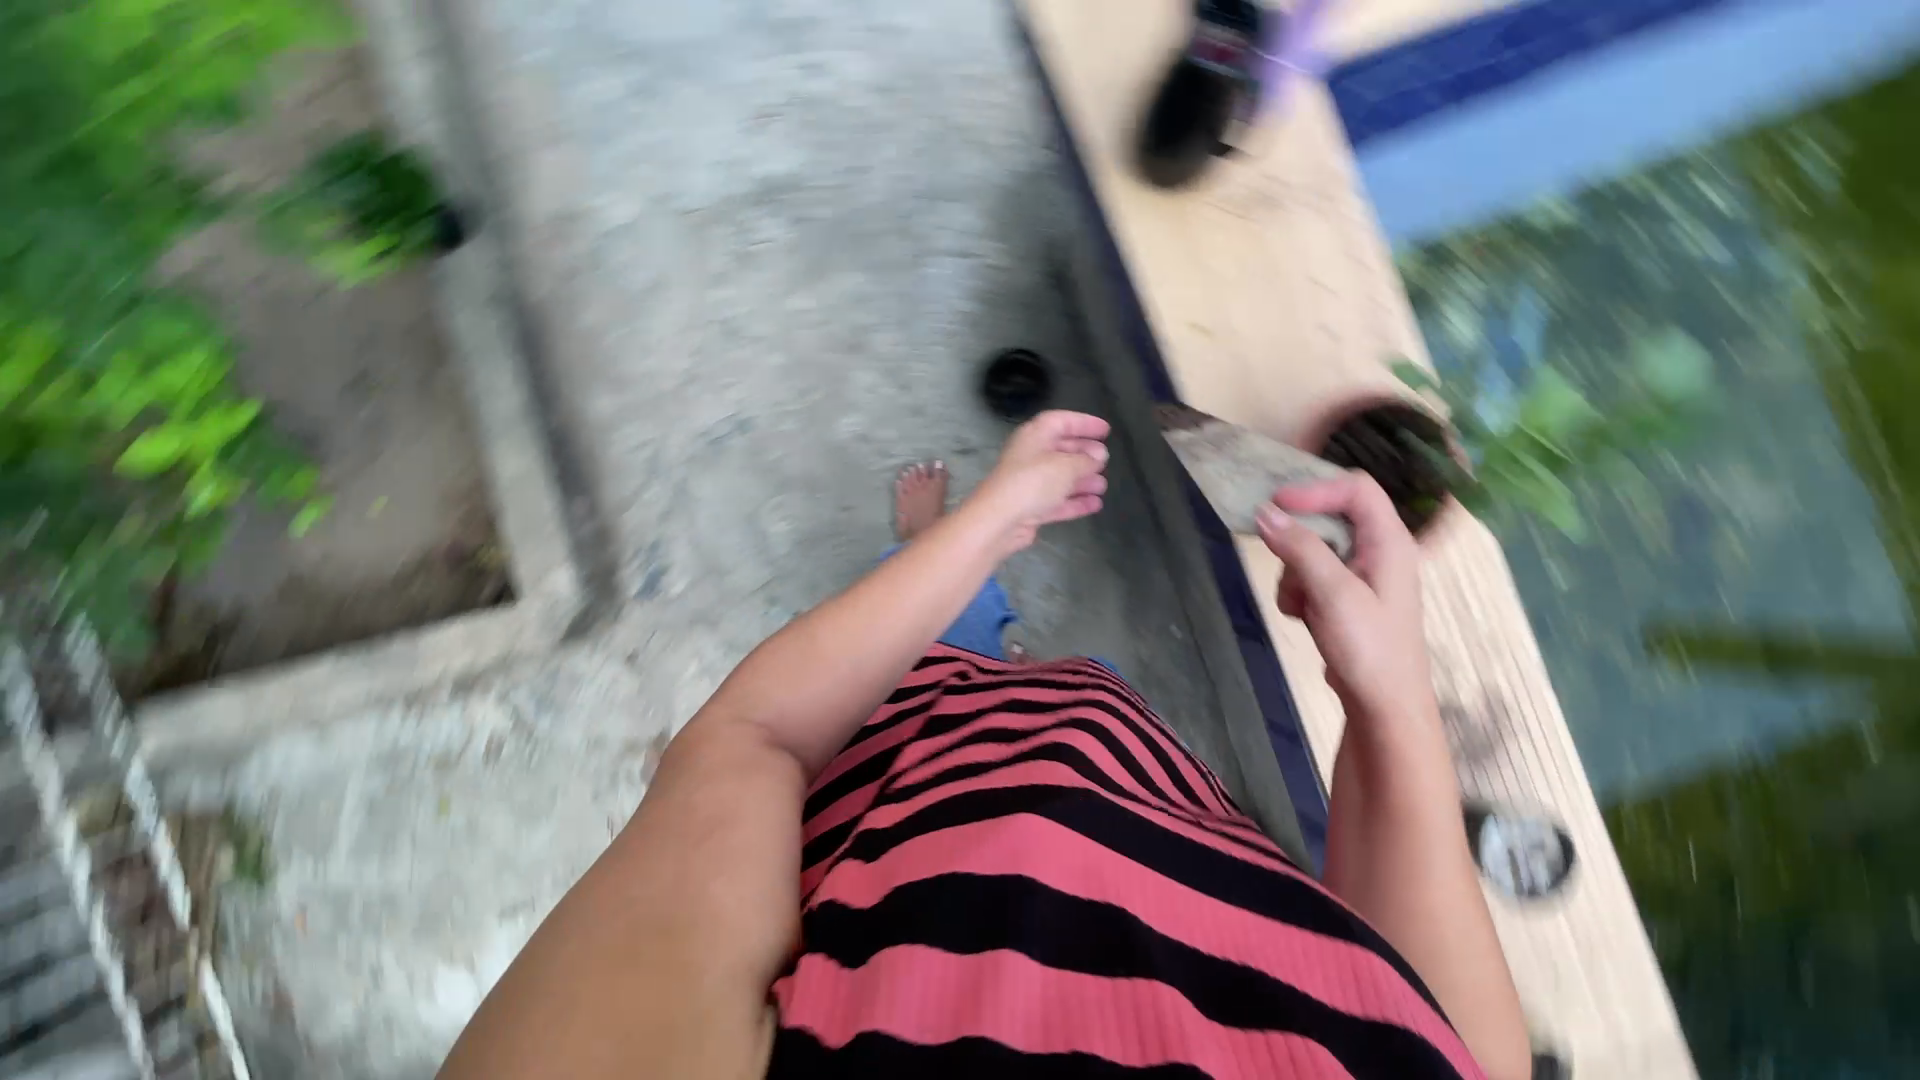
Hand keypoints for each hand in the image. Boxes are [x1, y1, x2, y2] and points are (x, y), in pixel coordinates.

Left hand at [972, 410, 1110, 551]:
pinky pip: (1057, 501)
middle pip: (1061, 449)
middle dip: (1084, 454)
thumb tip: (1099, 455)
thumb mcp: (1065, 466)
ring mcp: (1029, 483)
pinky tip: (1095, 504)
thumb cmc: (1032, 483)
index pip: (1060, 421)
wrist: (999, 521)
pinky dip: (1075, 502)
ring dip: (1082, 480)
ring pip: (1060, 477)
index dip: (1083, 423)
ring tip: (1102, 485)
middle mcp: (1030, 456)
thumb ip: (1085, 460)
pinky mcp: (1031, 507)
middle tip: (1105, 459)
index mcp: (1034, 437)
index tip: (1105, 430)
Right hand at [1257, 470, 1434, 724]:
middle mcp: (1379, 551)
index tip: (1276, 504)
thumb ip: (1300, 548)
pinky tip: (1301, 617)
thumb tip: (1265, 512)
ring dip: (1295, 573)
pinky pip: (1311, 576)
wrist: (1382, 705)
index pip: (1355, 489)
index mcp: (1390, 541)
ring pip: (1312, 550)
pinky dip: (1298, 592)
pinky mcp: (1346, 597)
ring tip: (1300, 606)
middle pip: (1329, 518)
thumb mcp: (1333, 593)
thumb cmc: (1369, 647)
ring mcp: (1362, 575)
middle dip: (1298, 542)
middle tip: (1279, 559)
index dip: (1316, 489)